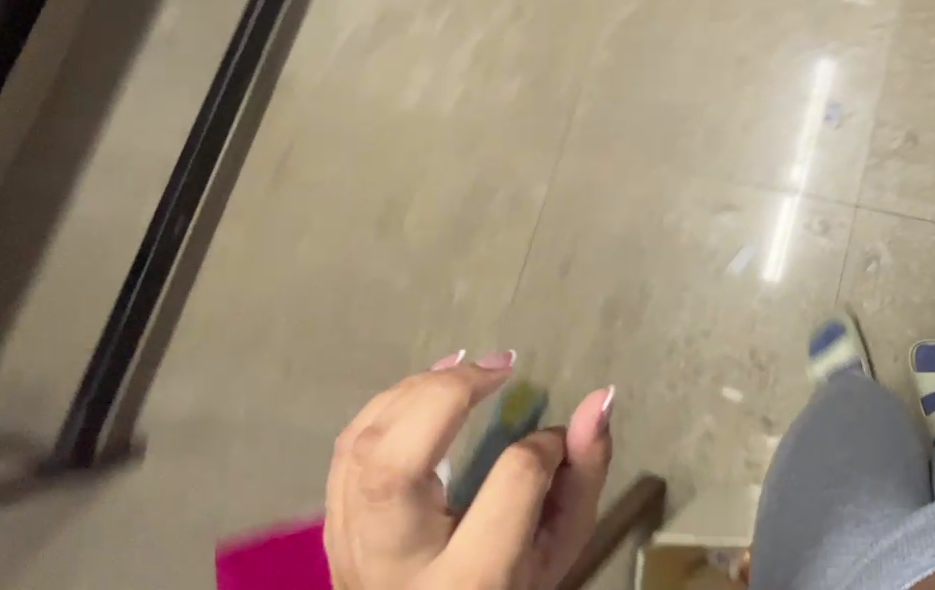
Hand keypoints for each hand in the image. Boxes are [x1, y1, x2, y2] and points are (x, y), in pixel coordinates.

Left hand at [325, 352, 614, 589]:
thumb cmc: (514, 585)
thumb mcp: (564, 542)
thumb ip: (585, 471)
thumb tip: (600, 398)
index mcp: (472, 579)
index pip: (511, 482)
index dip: (544, 443)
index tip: (558, 439)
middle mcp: (396, 567)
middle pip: (395, 466)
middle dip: (448, 394)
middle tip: (501, 366)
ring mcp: (352, 551)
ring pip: (360, 451)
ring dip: (416, 390)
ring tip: (470, 366)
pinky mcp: (333, 532)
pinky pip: (345, 453)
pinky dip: (388, 404)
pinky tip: (431, 382)